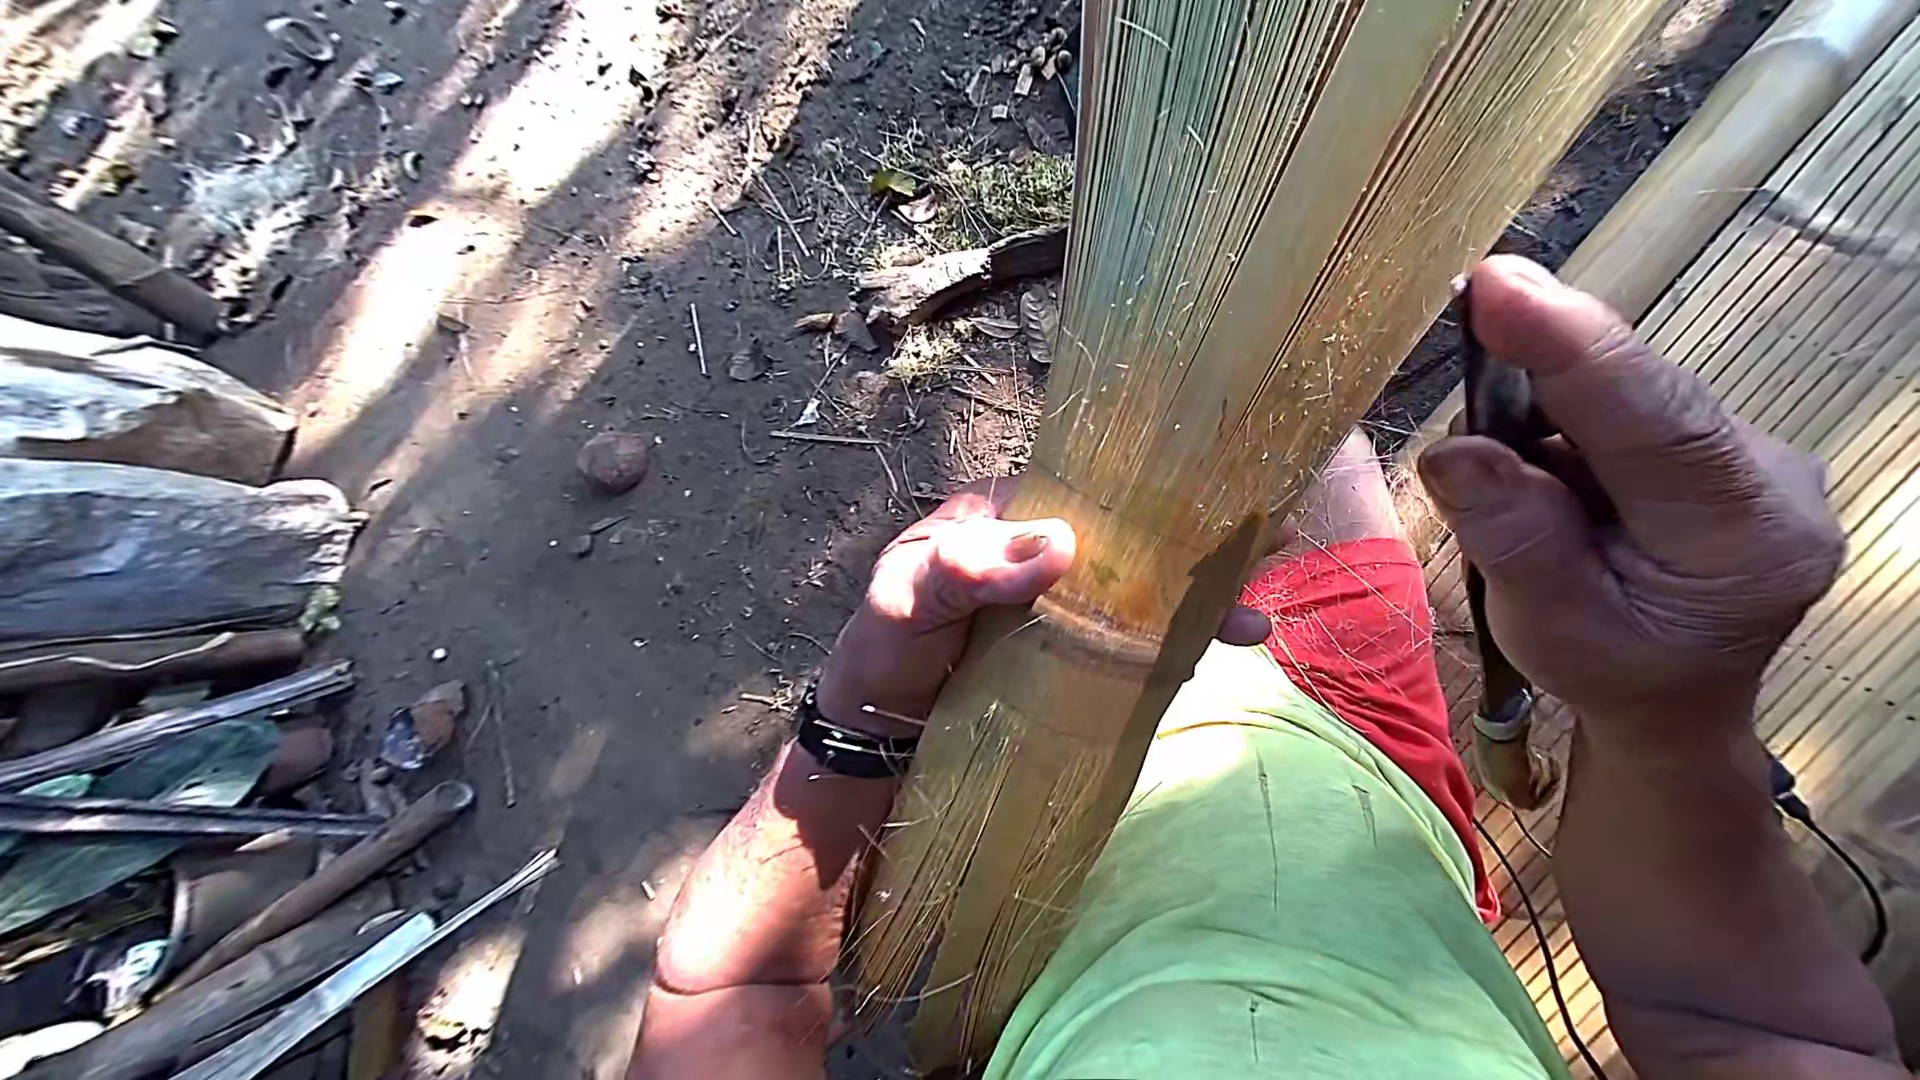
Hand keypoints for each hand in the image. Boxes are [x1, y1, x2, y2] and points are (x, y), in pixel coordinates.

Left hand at [817, 478, 1274, 736]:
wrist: (879, 723)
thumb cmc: (885, 647)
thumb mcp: (907, 597)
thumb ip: (966, 567)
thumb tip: (1064, 544)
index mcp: (1001, 511)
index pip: (1082, 492)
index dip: (1144, 498)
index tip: (1208, 508)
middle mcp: (1036, 545)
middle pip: (1122, 537)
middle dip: (1187, 548)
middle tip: (1262, 549)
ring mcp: (1056, 599)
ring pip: (1132, 586)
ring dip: (1189, 598)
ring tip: (1250, 618)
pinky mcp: (1066, 646)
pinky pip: (1123, 635)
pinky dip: (1165, 641)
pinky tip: (1208, 650)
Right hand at [1417, 256, 1844, 744]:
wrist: (1668, 695)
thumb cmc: (1609, 672)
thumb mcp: (1544, 621)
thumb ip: (1507, 536)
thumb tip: (1451, 449)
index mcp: (1738, 533)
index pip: (1652, 423)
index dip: (1572, 350)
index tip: (1499, 288)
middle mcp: (1758, 474)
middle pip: (1629, 396)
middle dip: (1536, 373)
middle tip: (1464, 347)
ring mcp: (1732, 455)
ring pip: (1607, 401)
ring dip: (1526, 417)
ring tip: (1499, 492)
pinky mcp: (1692, 451)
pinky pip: (1601, 414)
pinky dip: (1539, 429)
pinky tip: (1523, 476)